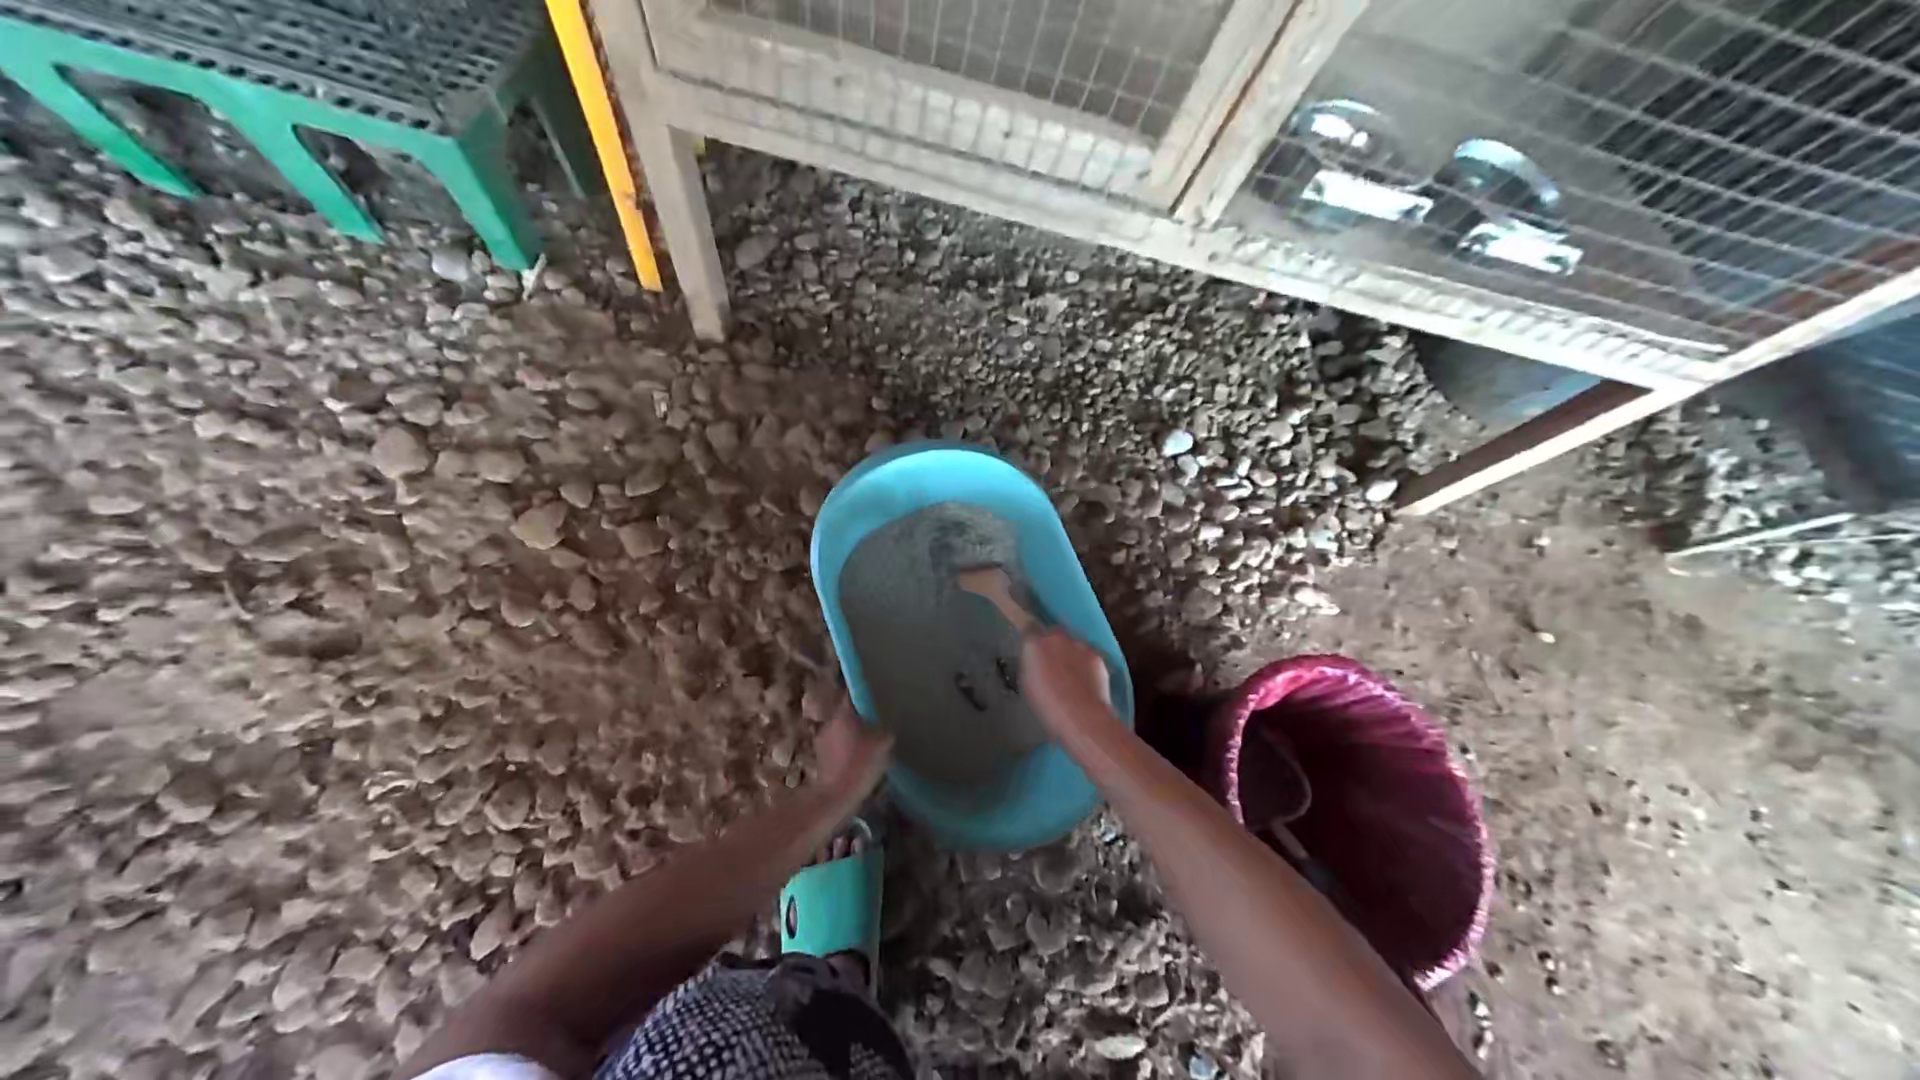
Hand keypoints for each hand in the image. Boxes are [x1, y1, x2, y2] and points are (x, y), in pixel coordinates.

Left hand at [813, 699, 891, 799]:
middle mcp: (828, 722)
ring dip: (849, 734)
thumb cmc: (861, 764)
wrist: (837, 796)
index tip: (871, 699)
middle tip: (871, 727)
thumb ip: (884, 727)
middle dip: (857, 719)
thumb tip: (882, 723)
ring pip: (839, 730)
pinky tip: (854, 760)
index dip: (861, 695)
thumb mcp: (883, 742)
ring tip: (863, 746)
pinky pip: (834, 745)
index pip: (850, 694)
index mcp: (843, 714)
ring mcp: (820, 739)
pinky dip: (843, 749)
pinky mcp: (818, 756)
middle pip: (844, 713)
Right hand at [1020, 627, 1115, 739]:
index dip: (1029, 633)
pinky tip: (1085, 681)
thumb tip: (1034, 658)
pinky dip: (1085, 664)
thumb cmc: (1046, 704)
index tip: (1029, 640)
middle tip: (1051, 663)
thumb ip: (1030, 663)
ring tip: (1070, 676)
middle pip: (1053, 633)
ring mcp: (1080, 645)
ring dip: (1069, 653)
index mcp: (1035, 644)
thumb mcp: (1027, 683)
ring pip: (1072, 644)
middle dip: (1051, 644)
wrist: (1081, 716)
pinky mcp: (1097, 656)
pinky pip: (1087, 655)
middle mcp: (1058, 637)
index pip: (1029, 626)